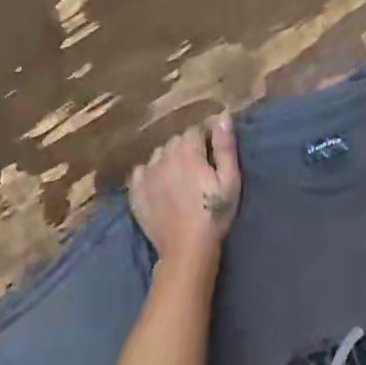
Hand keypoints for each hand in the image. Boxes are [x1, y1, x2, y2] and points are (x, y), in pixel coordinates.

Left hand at [129, 117, 241, 272]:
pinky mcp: (136, 192)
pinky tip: (160, 184)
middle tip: (200, 166)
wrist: (186, 249)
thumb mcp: (230, 181)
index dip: (206, 137)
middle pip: (176, 140)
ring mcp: (146, 174)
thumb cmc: (214, 215)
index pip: (195, 130)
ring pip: (159, 154)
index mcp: (188, 152)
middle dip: (189, 146)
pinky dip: (151, 172)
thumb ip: (225, 147)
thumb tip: (224, 115)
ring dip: (170, 158)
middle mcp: (163, 157)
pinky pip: (141, 171)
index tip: (214, 151)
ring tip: (181, 176)